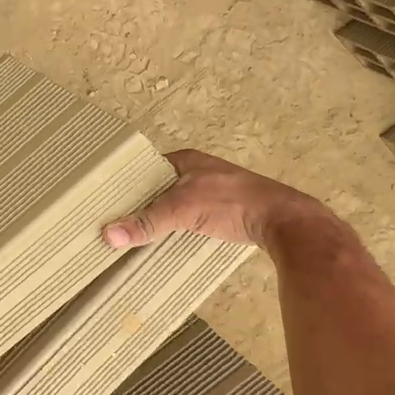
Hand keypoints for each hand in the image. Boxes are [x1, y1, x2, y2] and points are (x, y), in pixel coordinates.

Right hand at [103, 149, 330, 248]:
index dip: (130, 180)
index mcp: (187, 159)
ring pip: (182, 200)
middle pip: (163, 184)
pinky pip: (199, 214)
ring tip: (146, 227)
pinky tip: (178, 236)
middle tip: (123, 215)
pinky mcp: (234, 209)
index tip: (112, 196)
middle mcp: (202, 169)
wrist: (287, 222)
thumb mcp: (181, 211)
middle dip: (147, 199)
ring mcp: (220, 189)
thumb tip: (107, 235)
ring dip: (167, 213)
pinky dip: (186, 223)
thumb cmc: (230, 203)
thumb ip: (145, 223)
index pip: (147, 166)